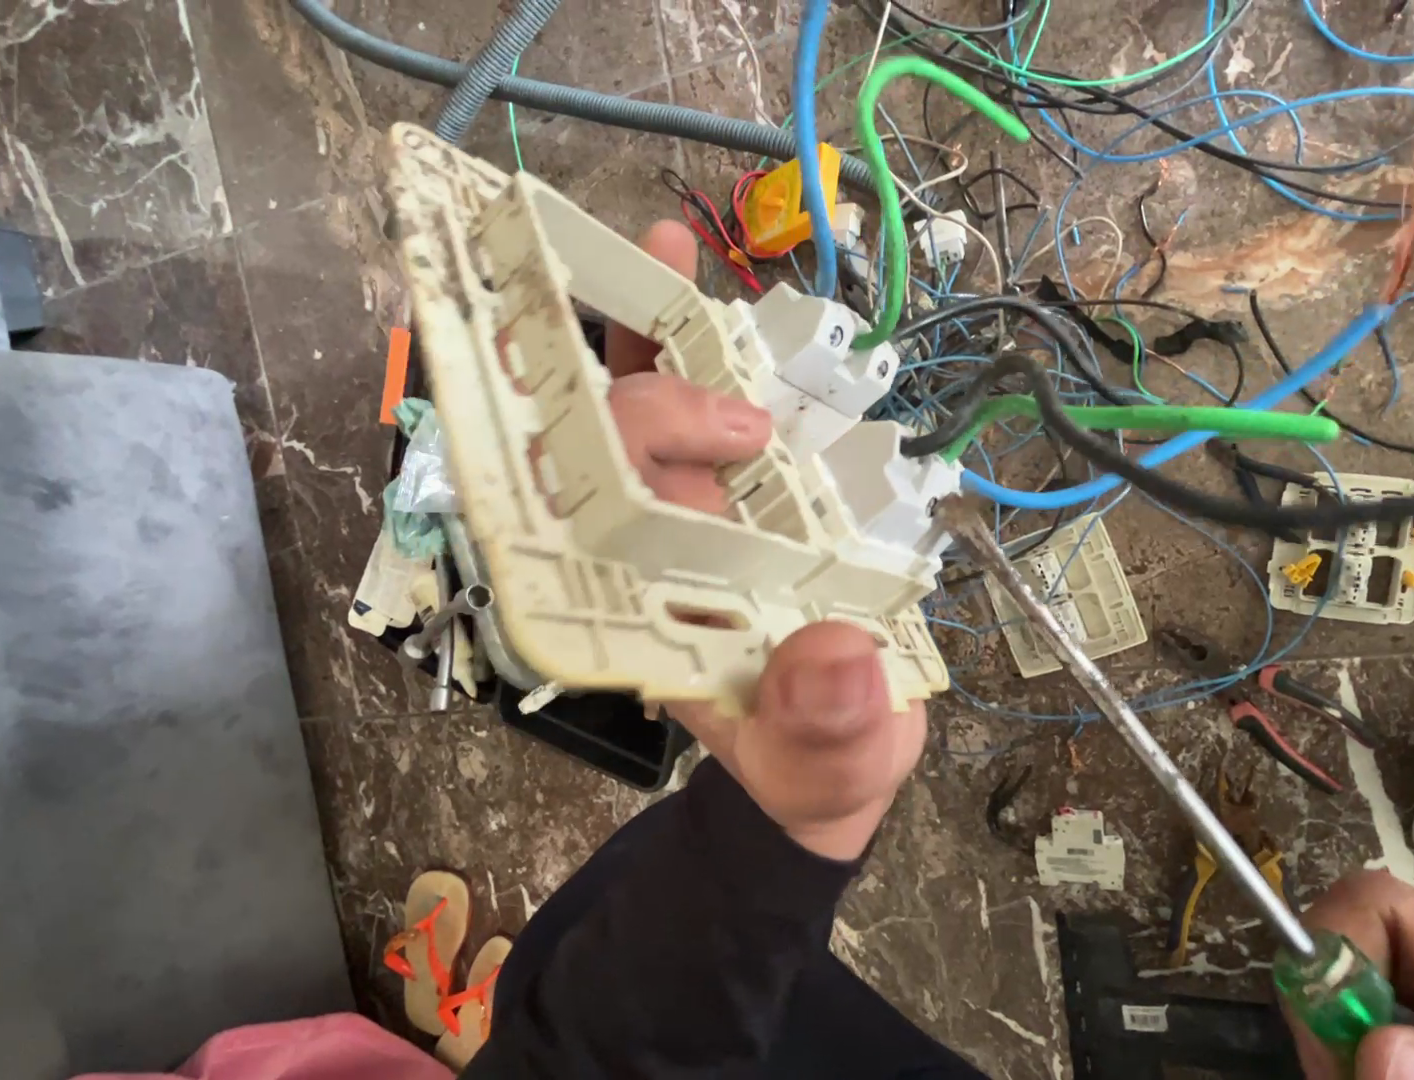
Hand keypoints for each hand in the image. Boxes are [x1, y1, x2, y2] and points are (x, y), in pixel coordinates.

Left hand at [605, 221, 926, 862]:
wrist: (840, 751)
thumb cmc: (818, 766)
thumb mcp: (829, 769)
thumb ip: (824, 733)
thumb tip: (835, 661)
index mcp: (642, 616)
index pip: (573, 531)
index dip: (581, 466)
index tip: (637, 428)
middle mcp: (650, 552)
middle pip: (606, 459)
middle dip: (651, 412)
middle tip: (746, 424)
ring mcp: (696, 512)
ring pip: (642, 409)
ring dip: (645, 332)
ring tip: (662, 251)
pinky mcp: (747, 490)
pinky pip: (713, 407)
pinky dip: (701, 344)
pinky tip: (690, 272)